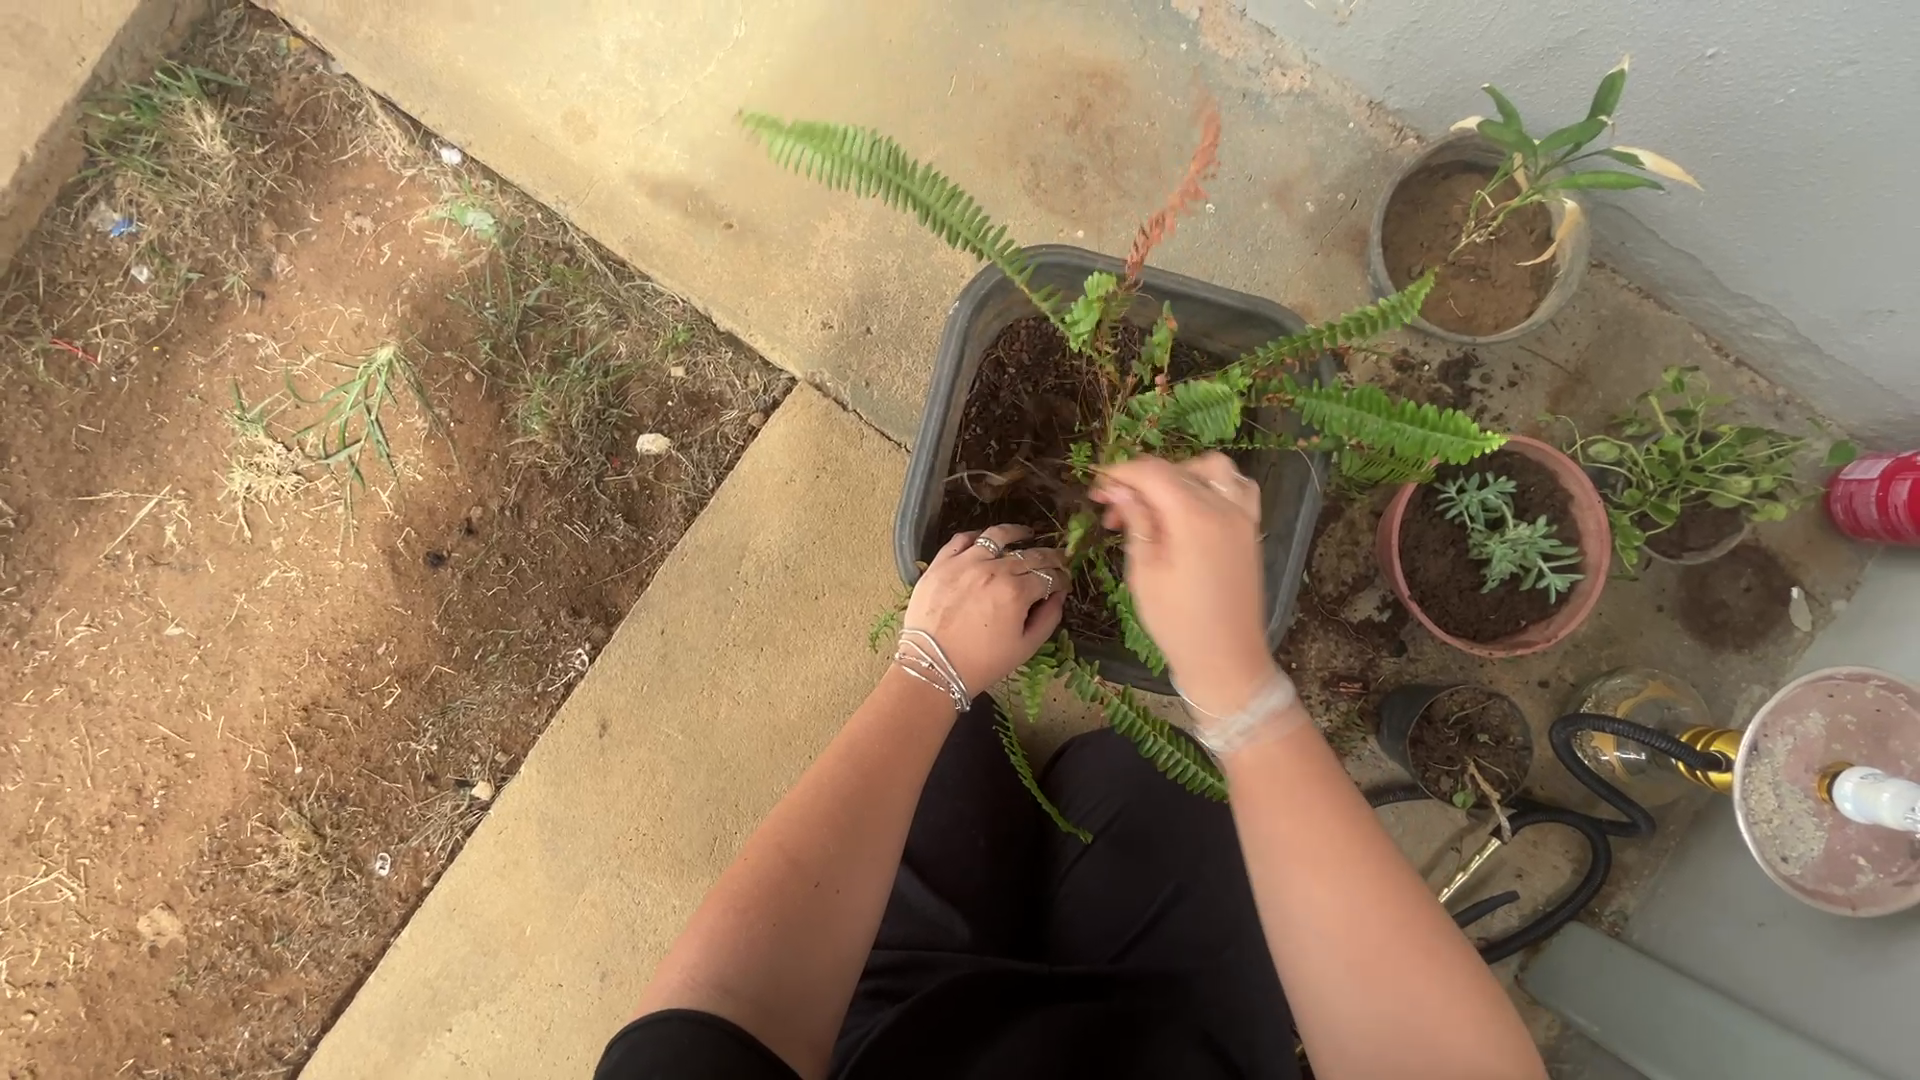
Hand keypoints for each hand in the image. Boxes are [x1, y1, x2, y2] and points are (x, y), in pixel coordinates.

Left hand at [903, 525, 1067, 692]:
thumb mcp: (1025, 648)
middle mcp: (993, 570)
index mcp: (1016, 592)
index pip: (1049, 575)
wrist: (933, 667)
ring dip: (1017, 533)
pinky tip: (986, 539)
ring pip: (997, 536)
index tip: (1064, 581)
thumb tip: (1059, 595)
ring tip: (1025, 533)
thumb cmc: (982, 663)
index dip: (1062, 578)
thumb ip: (1048, 618)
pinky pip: (962, 539)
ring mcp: (965, 563)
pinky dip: (978, 536)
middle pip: (1029, 554)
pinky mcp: (941, 563)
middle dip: (1049, 557)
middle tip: (1056, 559)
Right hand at [1090, 453, 1280, 713]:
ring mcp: (1243, 517)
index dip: (1121, 474)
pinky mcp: (1250, 530)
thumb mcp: (1144, 572)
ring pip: (1212, 470)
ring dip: (1179, 474)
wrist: (1225, 658)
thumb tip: (1121, 490)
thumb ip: (1137, 522)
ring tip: (1154, 501)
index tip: (1097, 488)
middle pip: (1178, 469)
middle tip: (1115, 506)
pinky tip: (1189, 506)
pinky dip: (1210, 485)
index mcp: (1194, 518)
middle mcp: (1224, 508)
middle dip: (1142, 478)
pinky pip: (1236, 487)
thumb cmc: (1176, 622)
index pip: (1153, 473)